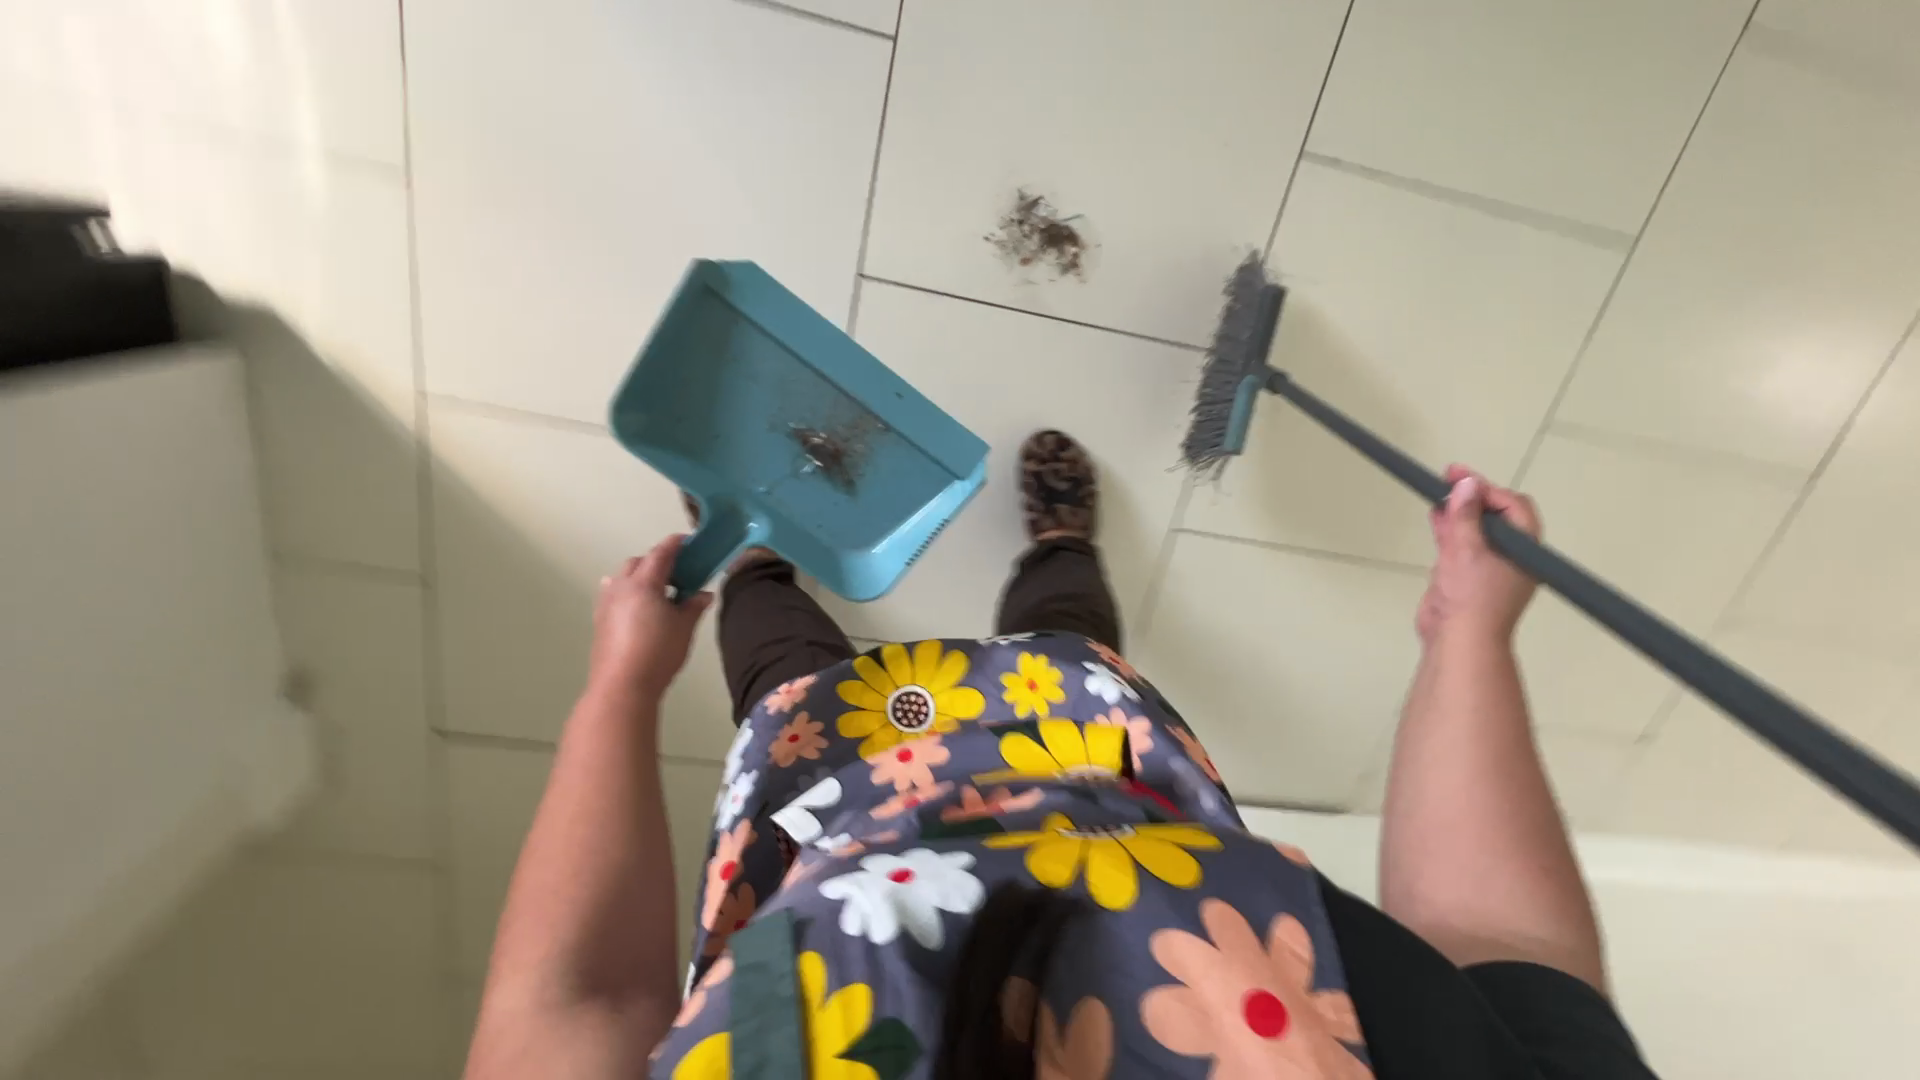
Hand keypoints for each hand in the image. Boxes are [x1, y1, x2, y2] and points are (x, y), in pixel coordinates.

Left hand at [588, 534, 713, 700]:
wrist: (623, 685)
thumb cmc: (659, 652)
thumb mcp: (684, 627)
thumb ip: (694, 606)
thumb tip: (705, 594)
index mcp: (644, 584)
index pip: (660, 554)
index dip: (675, 544)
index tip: (688, 540)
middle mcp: (621, 587)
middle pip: (638, 562)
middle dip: (656, 561)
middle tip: (678, 573)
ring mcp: (606, 604)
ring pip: (622, 578)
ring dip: (639, 576)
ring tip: (657, 591)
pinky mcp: (599, 620)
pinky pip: (612, 594)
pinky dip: (626, 592)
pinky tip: (635, 605)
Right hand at [1415, 465, 1541, 646]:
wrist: (1458, 639)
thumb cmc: (1471, 595)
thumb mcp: (1467, 550)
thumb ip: (1466, 515)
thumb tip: (1466, 484)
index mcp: (1524, 549)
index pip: (1513, 507)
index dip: (1487, 490)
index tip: (1459, 479)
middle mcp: (1509, 554)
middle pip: (1494, 515)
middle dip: (1471, 495)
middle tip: (1447, 477)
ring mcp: (1486, 564)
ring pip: (1474, 528)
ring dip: (1457, 510)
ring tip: (1437, 492)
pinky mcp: (1464, 574)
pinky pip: (1459, 544)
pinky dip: (1448, 529)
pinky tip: (1434, 515)